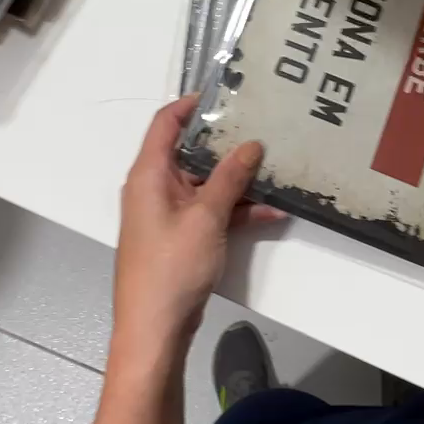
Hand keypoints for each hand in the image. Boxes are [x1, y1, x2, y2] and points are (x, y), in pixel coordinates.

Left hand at [112, 97, 267, 364]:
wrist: (154, 330)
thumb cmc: (172, 266)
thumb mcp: (206, 217)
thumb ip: (229, 178)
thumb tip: (251, 145)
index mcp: (149, 174)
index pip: (165, 123)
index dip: (190, 104)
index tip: (223, 93)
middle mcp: (154, 187)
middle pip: (189, 152)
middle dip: (225, 144)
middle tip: (261, 127)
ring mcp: (167, 214)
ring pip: (204, 184)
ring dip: (236, 181)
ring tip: (274, 169)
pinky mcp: (180, 237)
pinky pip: (208, 212)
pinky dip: (233, 211)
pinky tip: (270, 213)